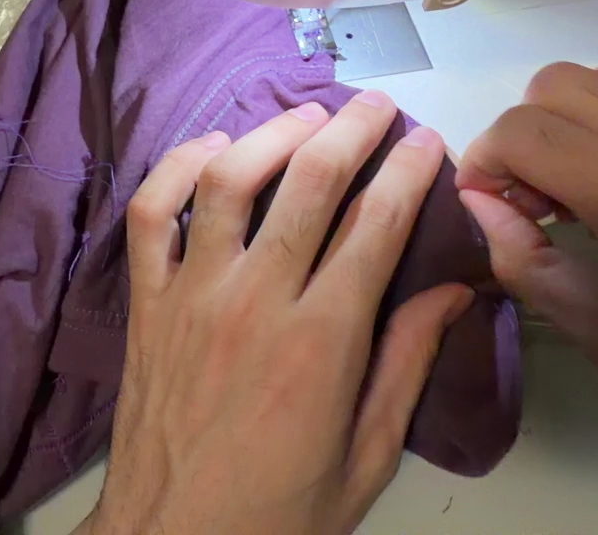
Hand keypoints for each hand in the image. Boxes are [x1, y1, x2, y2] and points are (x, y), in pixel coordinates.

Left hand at [82, 93, 474, 534]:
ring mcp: (192, 291)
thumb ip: (406, 363)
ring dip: (271, 135)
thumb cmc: (280, 511)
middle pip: (310, 185)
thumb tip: (450, 287)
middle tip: (376, 104)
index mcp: (321, 342)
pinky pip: (151, 213)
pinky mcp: (147, 298)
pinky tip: (210, 148)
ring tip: (305, 116)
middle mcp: (255, 299)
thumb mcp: (366, 456)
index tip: (426, 140)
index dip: (408, 172)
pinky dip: (176, 167)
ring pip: (229, 181)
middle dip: (351, 131)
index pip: (376, 228)